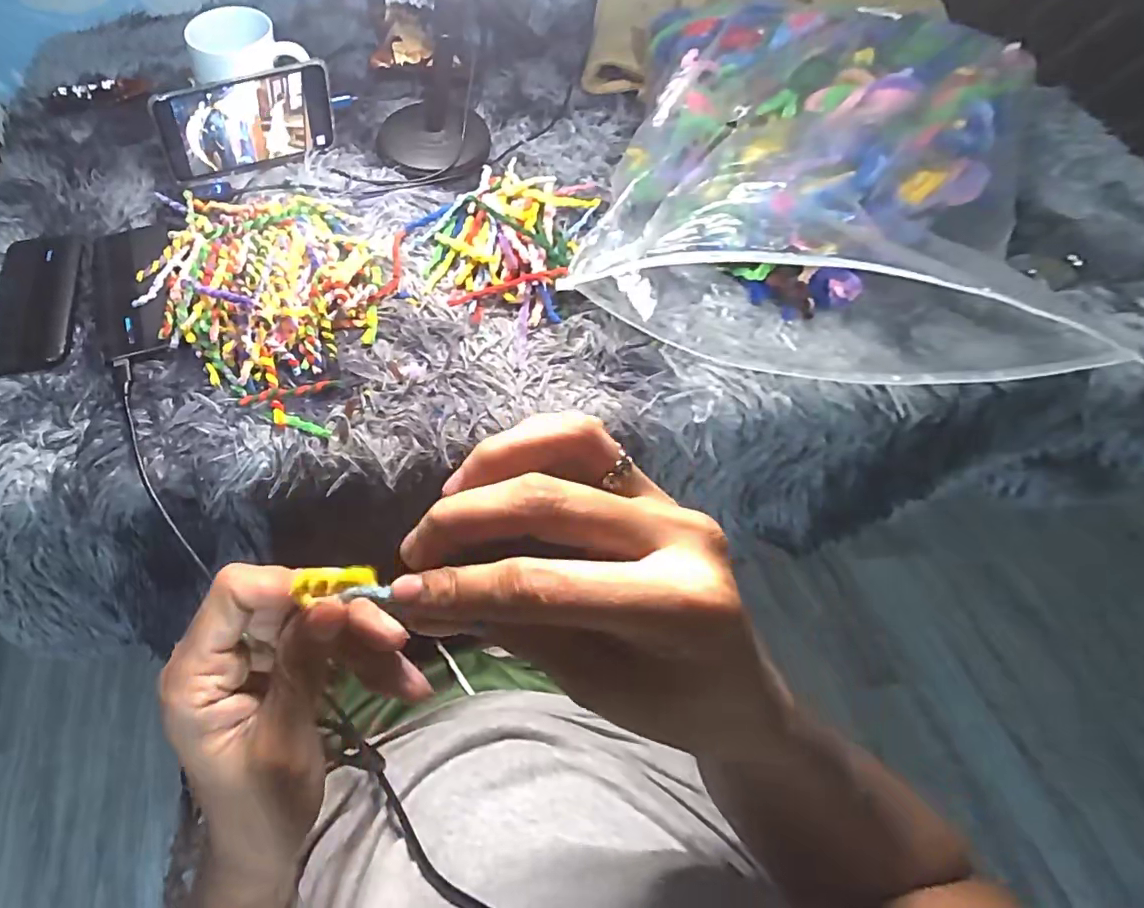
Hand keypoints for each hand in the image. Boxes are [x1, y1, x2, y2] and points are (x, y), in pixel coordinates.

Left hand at [159, 564, 430, 896]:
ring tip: (407, 676)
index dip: (285, 585)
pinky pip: (319, 643)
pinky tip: (399, 682)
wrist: (262, 853)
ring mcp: (248, 655)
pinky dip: (359, 660)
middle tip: (394, 638)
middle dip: (342, 616)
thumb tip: (329, 604)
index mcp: (195, 669)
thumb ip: (300, 668)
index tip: (341, 601)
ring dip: (361, 642)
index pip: (232, 594)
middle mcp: (218, 650)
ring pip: (309, 619)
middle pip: (281, 603)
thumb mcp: (283, 744)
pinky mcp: (274, 663)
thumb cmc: (261, 810)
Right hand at [392, 412, 793, 760]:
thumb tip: (423, 598)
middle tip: (416, 549)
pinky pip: (582, 438)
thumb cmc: (667, 704)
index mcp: (679, 606)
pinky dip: (525, 443)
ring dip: (493, 461)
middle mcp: (680, 534)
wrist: (738, 690)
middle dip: (462, 521)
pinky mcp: (650, 481)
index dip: (463, 585)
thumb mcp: (585, 683)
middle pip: (545, 503)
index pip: (542, 583)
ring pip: (570, 442)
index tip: (405, 592)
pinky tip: (490, 474)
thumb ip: (507, 628)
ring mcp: (669, 497)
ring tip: (450, 496)